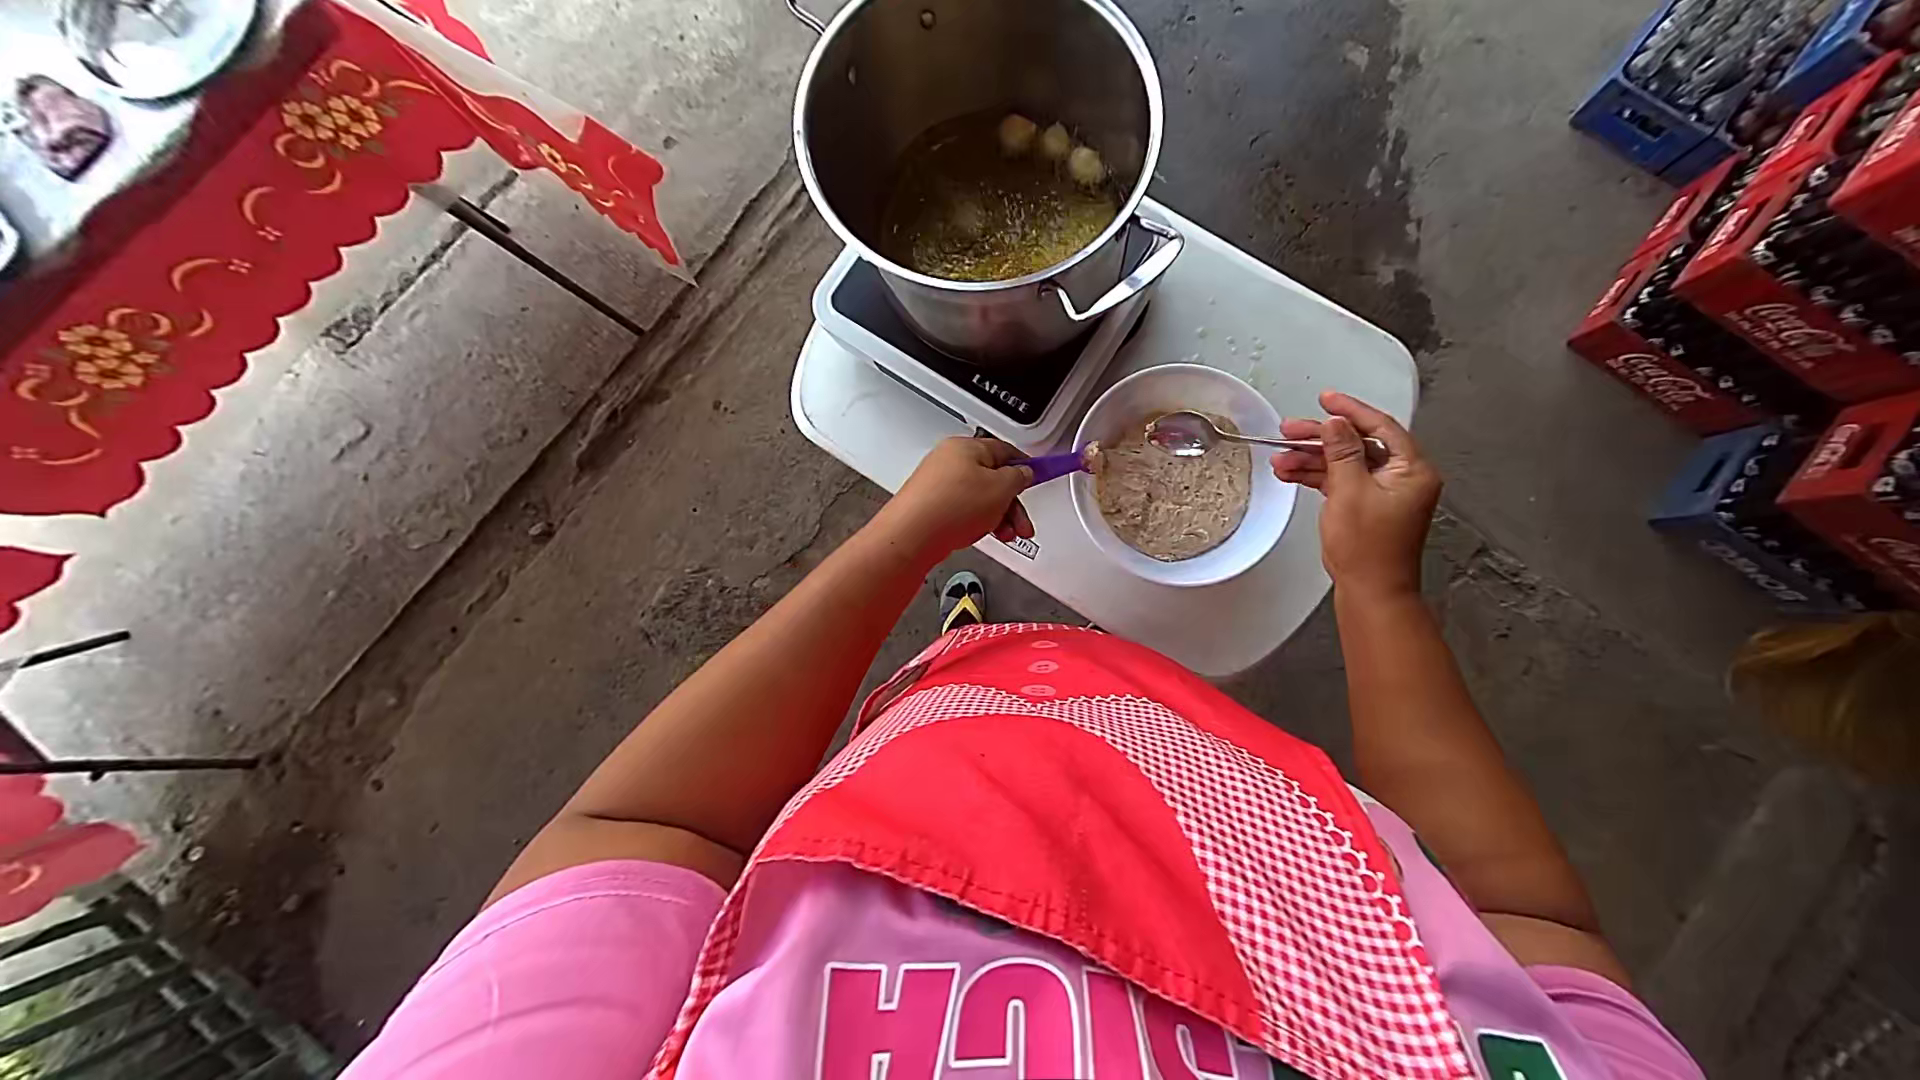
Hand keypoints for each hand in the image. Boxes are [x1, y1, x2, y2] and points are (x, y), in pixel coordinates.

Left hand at [875, 436, 1035, 560]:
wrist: (912, 535)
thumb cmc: (949, 507)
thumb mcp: (1001, 488)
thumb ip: (1018, 477)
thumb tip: (1023, 473)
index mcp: (966, 447)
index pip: (1005, 450)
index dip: (1025, 466)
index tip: (1040, 474)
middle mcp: (950, 461)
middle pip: (993, 478)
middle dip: (1012, 503)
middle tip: (1022, 521)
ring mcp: (939, 484)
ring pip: (980, 497)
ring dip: (999, 516)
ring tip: (1006, 534)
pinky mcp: (932, 506)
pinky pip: (964, 511)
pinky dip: (978, 522)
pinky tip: (983, 534)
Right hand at [1271, 391, 1439, 601]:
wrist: (1370, 589)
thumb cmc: (1369, 550)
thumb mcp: (1350, 491)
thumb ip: (1343, 452)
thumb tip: (1337, 424)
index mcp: (1411, 470)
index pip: (1381, 427)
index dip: (1350, 411)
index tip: (1327, 399)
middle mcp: (1402, 478)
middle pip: (1358, 444)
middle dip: (1321, 438)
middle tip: (1291, 431)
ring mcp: (1384, 492)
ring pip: (1344, 463)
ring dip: (1312, 459)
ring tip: (1282, 458)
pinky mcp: (1367, 505)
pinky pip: (1340, 481)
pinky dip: (1316, 476)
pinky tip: (1292, 474)